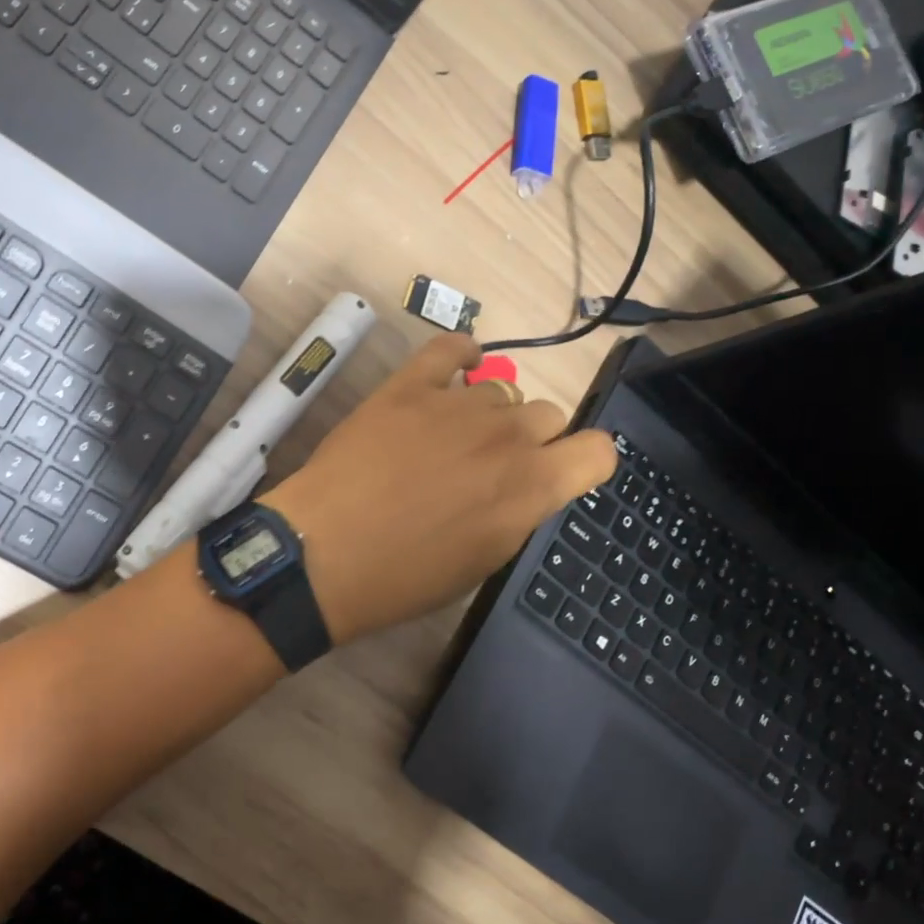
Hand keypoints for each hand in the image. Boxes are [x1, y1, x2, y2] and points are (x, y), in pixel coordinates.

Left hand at [261, 333, 616, 644]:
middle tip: (491, 465)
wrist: (326, 553)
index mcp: (532, 487)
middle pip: (548, 414)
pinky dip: (461, 354)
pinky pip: (451, 348)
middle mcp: (506, 435)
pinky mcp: (410, 385)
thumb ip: (518, 512)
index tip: (562, 470)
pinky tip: (458, 366)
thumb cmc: (405, 576)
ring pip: (500, 390)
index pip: (598, 450)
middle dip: (531, 439)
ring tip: (450, 437)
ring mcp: (458, 404)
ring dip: (487, 412)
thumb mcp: (482, 560)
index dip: (584, 461)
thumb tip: (525, 484)